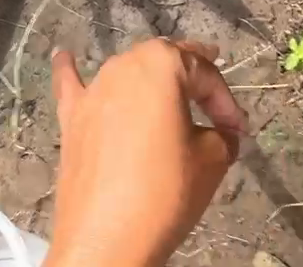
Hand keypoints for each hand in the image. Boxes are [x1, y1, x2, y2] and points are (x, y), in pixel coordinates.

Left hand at [45, 38, 245, 266]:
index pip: (206, 74)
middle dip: (193, 78)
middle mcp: (125, 65)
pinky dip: (69, 72)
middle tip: (213, 96)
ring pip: (129, 71)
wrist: (104, 247)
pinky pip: (71, 87)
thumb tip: (219, 132)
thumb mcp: (213, 159)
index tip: (239, 131)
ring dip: (151, 79)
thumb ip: (222, 133)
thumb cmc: (164, 193)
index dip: (226, 102)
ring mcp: (94, 92)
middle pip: (168, 62)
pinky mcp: (71, 121)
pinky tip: (63, 56)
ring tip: (170, 88)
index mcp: (163, 64)